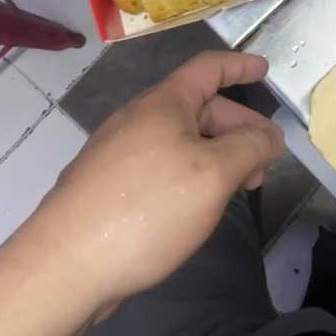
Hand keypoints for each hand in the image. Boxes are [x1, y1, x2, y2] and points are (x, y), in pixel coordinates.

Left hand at [13, 51, 284, 311]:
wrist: (64, 268)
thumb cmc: (148, 208)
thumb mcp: (214, 174)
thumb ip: (250, 148)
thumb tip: (271, 137)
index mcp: (163, 104)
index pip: (209, 68)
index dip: (240, 66)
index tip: (265, 70)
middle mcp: (138, 120)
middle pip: (200, 109)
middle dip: (239, 129)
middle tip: (266, 161)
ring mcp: (119, 155)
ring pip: (181, 143)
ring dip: (217, 157)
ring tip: (239, 190)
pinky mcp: (108, 189)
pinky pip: (161, 168)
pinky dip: (190, 176)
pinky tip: (198, 209)